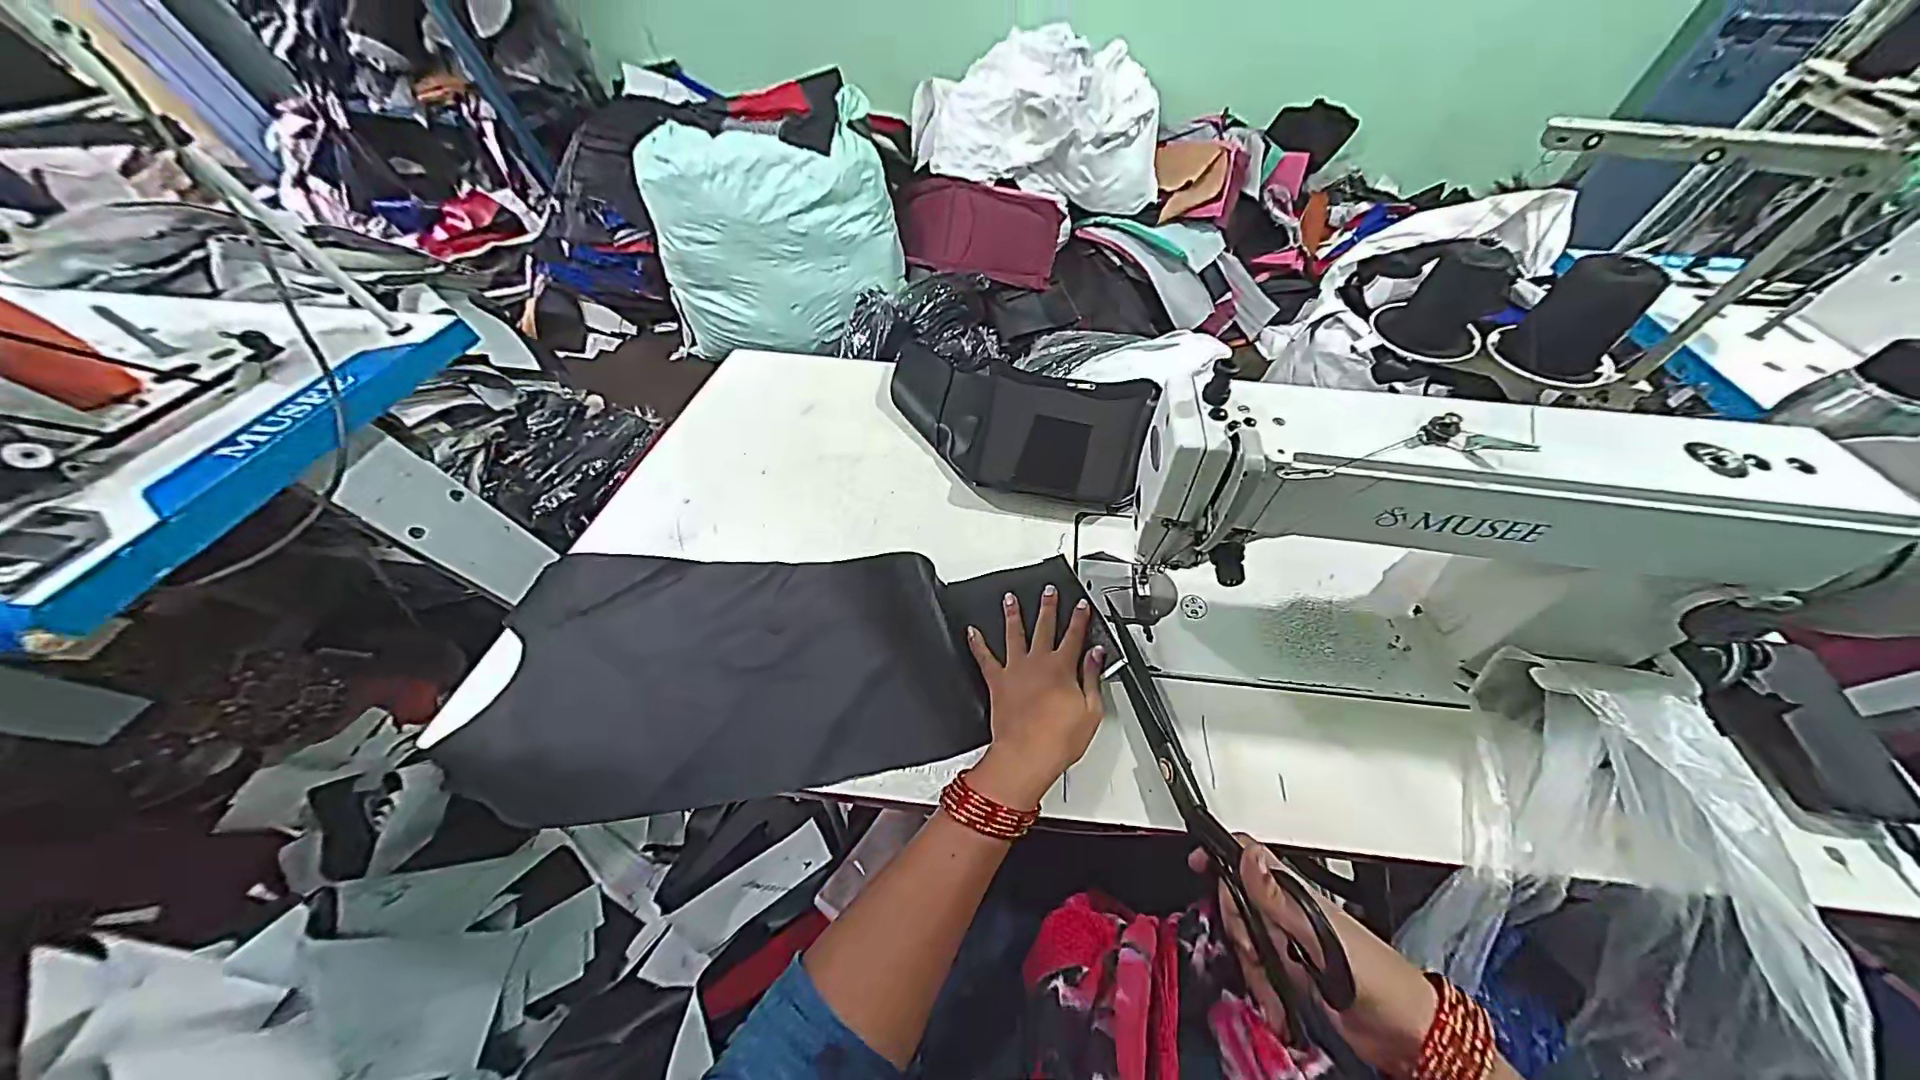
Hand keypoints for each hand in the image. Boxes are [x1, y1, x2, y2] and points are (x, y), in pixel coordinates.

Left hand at [964, 587, 1105, 809]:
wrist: (1026, 755)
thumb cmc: (1058, 738)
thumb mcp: (1091, 710)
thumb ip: (1092, 678)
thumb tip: (1096, 656)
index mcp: (1062, 668)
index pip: (1074, 635)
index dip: (1079, 618)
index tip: (1081, 604)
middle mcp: (1038, 663)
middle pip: (1044, 627)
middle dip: (1048, 607)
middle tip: (1048, 591)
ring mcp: (1015, 670)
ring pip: (1014, 634)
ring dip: (1013, 614)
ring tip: (1010, 599)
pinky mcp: (997, 682)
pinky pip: (984, 658)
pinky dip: (977, 644)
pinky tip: (972, 631)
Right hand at [1193, 837, 1437, 1075]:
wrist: (1405, 1035)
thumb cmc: (1374, 977)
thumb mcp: (1319, 934)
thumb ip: (1279, 897)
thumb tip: (1247, 854)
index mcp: (1294, 892)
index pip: (1247, 857)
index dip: (1220, 855)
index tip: (1198, 864)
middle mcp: (1287, 911)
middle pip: (1236, 902)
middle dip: (1238, 932)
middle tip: (1256, 953)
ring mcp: (1287, 942)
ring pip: (1244, 940)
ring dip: (1253, 970)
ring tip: (1275, 994)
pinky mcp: (1288, 972)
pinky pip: (1257, 971)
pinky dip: (1262, 990)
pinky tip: (1278, 1005)